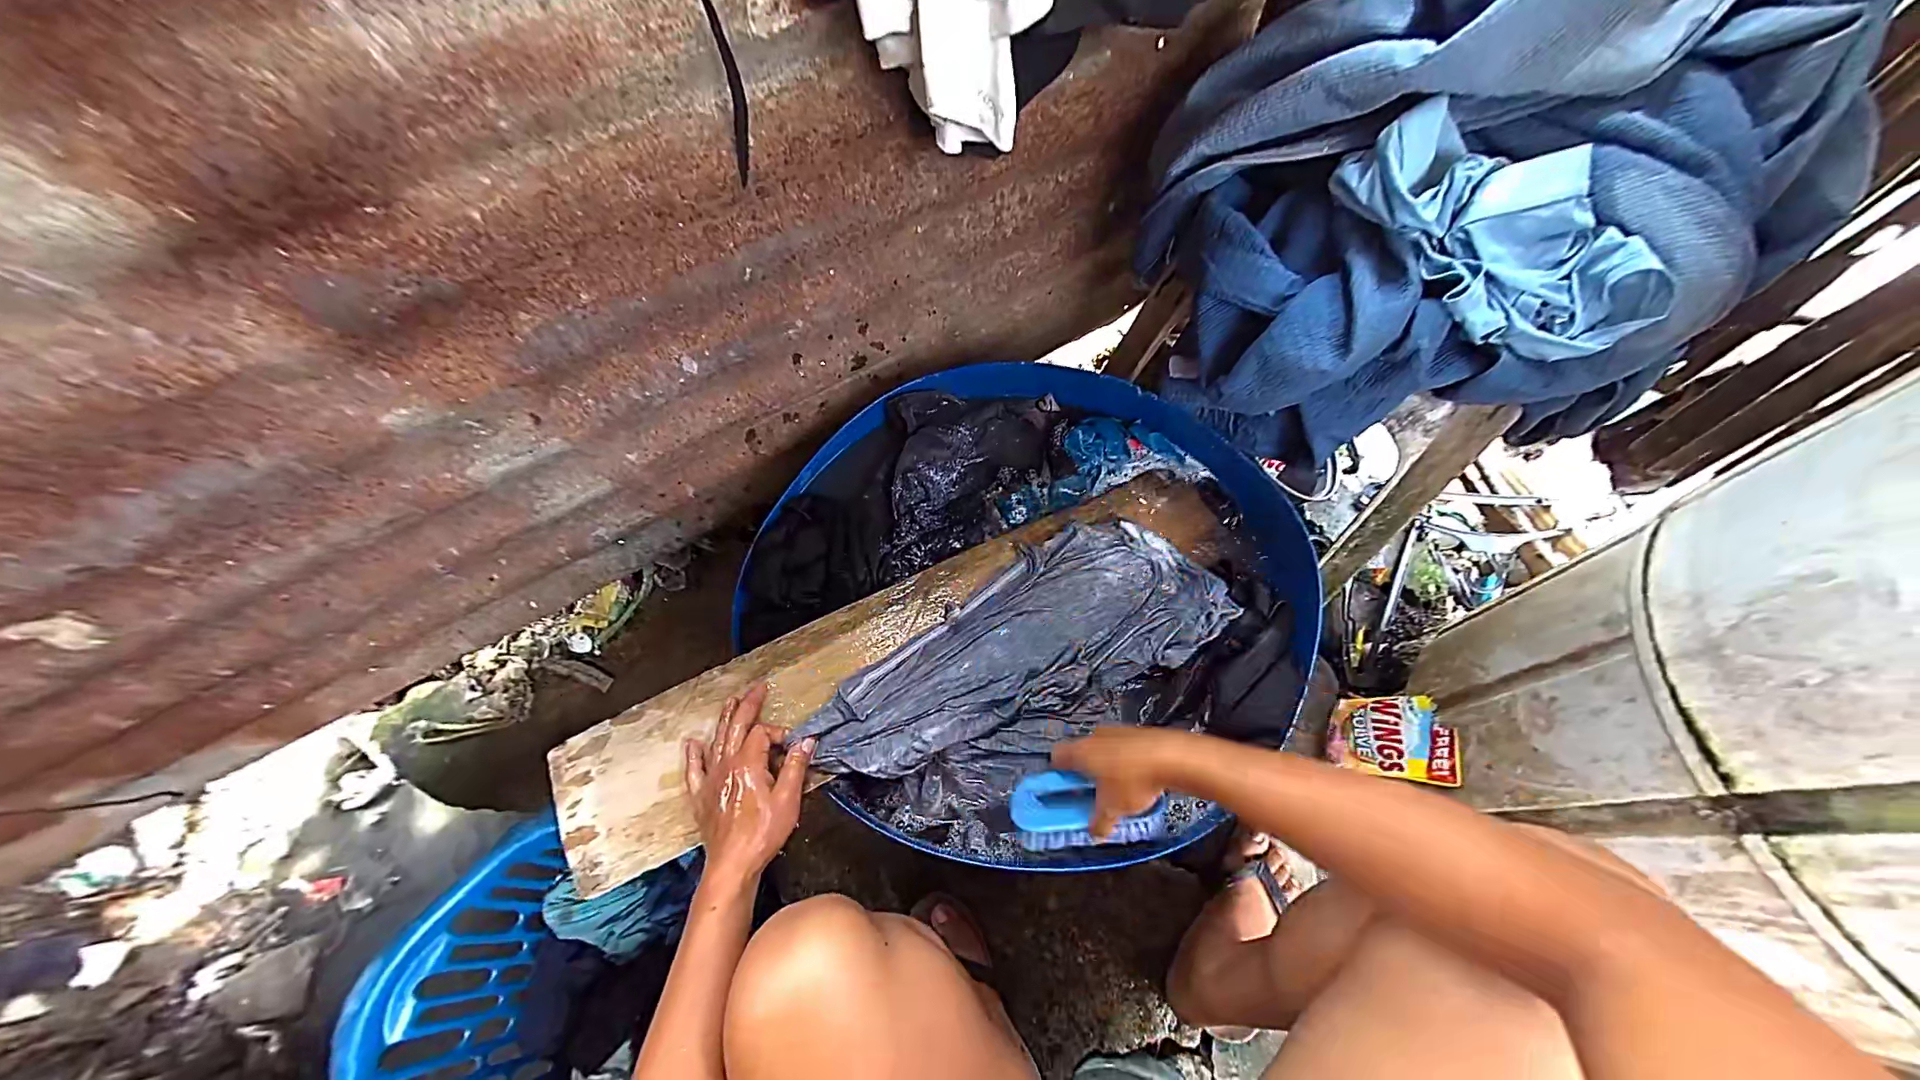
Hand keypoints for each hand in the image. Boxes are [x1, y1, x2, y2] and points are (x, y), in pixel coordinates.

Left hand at [683, 683, 814, 885]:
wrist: (733, 863)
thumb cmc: (762, 833)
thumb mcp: (788, 799)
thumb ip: (795, 766)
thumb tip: (805, 741)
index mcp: (747, 763)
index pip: (762, 734)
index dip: (778, 733)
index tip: (792, 746)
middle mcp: (726, 765)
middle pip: (737, 727)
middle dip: (748, 705)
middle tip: (757, 689)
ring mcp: (711, 780)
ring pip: (717, 741)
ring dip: (725, 719)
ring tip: (730, 702)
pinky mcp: (702, 796)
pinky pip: (694, 769)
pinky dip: (693, 754)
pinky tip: (692, 742)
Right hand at [1052, 727, 1190, 838]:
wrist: (1173, 757)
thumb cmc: (1135, 777)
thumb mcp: (1112, 809)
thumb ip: (1099, 823)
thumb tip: (1095, 832)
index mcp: (1080, 751)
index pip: (1056, 758)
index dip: (1057, 776)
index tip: (1062, 790)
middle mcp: (1094, 737)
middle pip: (1080, 755)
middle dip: (1084, 776)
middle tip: (1090, 795)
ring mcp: (1117, 732)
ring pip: (1102, 751)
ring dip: (1106, 769)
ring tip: (1117, 791)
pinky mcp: (1137, 734)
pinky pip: (1123, 750)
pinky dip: (1125, 764)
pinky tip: (1137, 781)